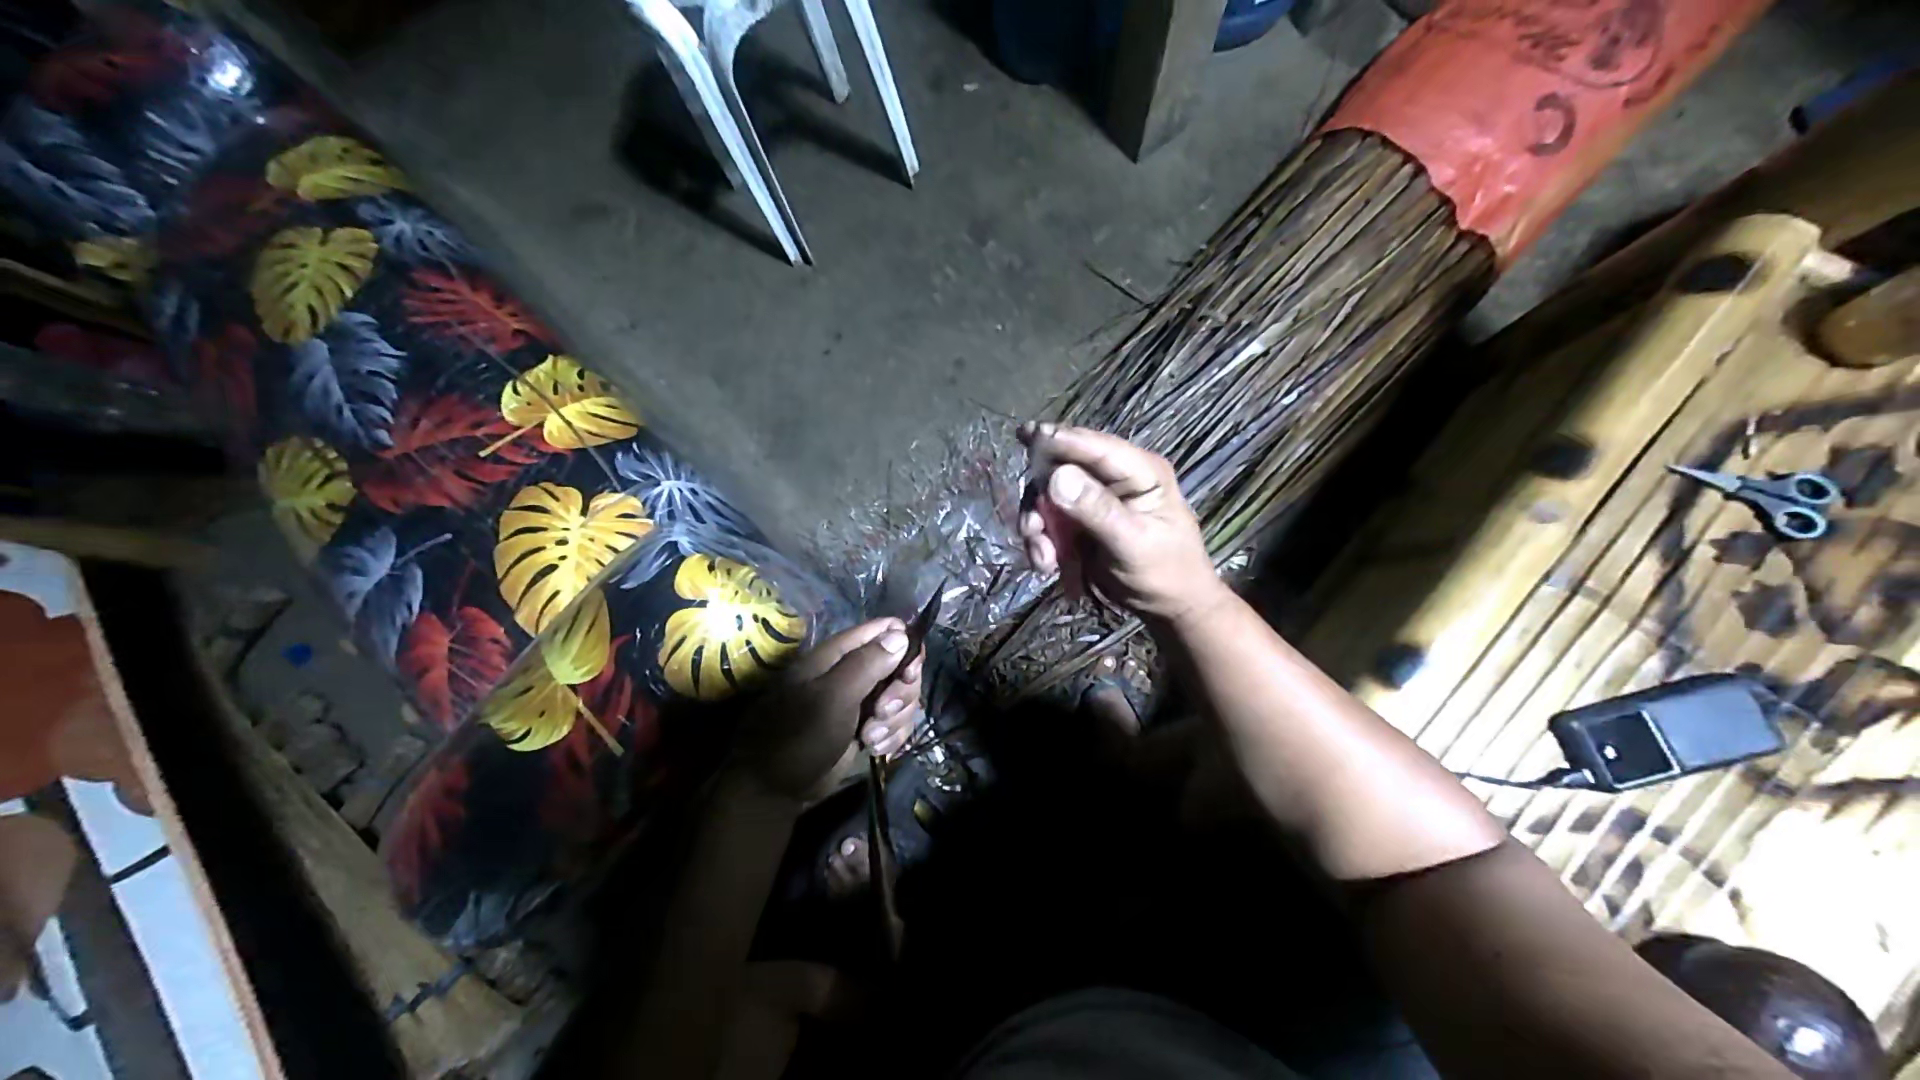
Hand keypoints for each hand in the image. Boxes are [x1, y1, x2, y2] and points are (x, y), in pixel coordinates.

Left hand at [735, 618, 923, 803]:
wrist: (776, 787)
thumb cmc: (800, 734)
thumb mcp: (834, 696)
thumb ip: (868, 664)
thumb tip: (901, 634)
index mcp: (840, 654)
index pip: (886, 632)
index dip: (905, 647)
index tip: (908, 674)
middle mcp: (853, 672)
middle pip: (900, 667)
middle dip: (900, 693)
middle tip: (882, 713)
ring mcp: (860, 701)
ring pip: (901, 699)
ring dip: (894, 721)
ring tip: (870, 738)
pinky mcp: (866, 728)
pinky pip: (895, 723)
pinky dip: (890, 737)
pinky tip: (875, 749)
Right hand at [1017, 424, 1225, 625]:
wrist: (1169, 608)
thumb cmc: (1165, 573)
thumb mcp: (1133, 543)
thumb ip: (1097, 510)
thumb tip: (1057, 476)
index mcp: (1140, 471)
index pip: (1095, 446)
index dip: (1059, 439)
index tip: (1026, 436)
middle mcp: (1113, 477)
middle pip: (1062, 466)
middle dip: (1041, 497)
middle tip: (1032, 529)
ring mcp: (1093, 497)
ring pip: (1047, 495)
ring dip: (1038, 525)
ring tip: (1043, 558)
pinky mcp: (1078, 520)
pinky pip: (1047, 520)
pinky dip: (1041, 541)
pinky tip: (1046, 564)